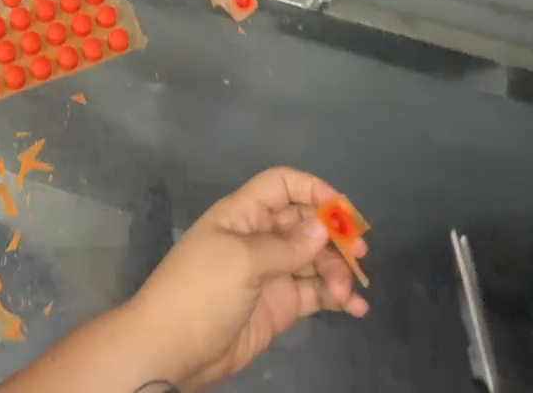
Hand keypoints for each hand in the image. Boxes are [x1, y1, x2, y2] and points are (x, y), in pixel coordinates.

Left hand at [120, 168, 369, 389]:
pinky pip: (316, 291)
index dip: (311, 189)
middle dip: (332, 233)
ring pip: (314, 258)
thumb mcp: (240, 260)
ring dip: (337, 270)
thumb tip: (322, 227)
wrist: (174, 346)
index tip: (342, 211)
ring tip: (347, 293)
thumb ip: (284, 245)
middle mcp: (258, 237)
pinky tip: (356, 308)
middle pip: (304, 222)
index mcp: (242, 213)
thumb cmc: (200, 291)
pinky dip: (338, 296)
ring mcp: (270, 271)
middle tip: (358, 254)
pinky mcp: (280, 304)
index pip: (280, 185)